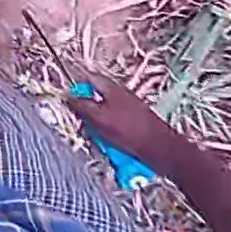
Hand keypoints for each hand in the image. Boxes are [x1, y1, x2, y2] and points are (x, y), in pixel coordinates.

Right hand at [61, 75, 187, 167]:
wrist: (162, 151)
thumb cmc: (129, 132)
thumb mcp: (99, 118)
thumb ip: (81, 105)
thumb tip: (68, 96)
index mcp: (112, 89)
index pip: (89, 80)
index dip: (77, 89)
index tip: (70, 103)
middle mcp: (121, 97)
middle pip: (96, 100)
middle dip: (88, 115)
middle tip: (86, 129)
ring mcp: (129, 111)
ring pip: (105, 117)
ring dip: (99, 130)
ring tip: (101, 143)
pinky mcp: (135, 126)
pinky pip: (116, 129)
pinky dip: (111, 138)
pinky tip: (113, 149)